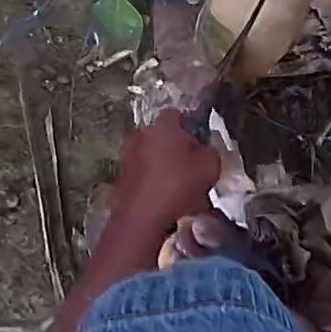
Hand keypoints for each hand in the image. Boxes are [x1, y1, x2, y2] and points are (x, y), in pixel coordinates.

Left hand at [105, 110, 221, 249]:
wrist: (142, 217)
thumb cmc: (179, 184)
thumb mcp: (211, 165)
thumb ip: (211, 150)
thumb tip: (204, 148)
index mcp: (163, 126)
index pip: (176, 114)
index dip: (189, 125)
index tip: (199, 141)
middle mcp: (141, 135)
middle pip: (161, 134)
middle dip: (174, 145)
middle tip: (189, 163)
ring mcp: (127, 156)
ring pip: (149, 154)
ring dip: (160, 163)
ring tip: (176, 184)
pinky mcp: (120, 178)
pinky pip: (141, 173)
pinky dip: (150, 180)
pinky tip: (161, 197)